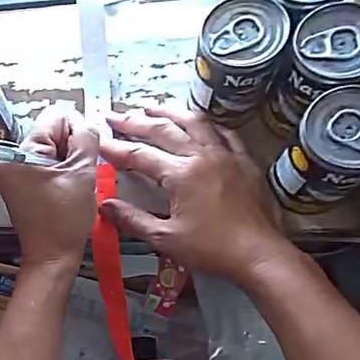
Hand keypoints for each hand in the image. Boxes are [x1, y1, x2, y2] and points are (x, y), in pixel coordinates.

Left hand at [0, 106, 99, 269]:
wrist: (51, 257)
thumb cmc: (65, 220)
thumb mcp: (83, 173)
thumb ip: (86, 138)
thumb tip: (84, 121)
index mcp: (21, 153)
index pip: (55, 117)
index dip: (76, 131)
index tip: (83, 156)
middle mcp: (11, 159)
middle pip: (51, 133)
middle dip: (71, 149)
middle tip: (78, 175)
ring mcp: (14, 173)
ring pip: (51, 150)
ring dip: (68, 162)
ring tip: (72, 186)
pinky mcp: (20, 185)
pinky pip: (45, 166)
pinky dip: (60, 173)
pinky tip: (66, 191)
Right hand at [98, 105, 297, 285]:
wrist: (259, 254)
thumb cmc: (212, 249)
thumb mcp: (166, 238)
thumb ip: (133, 220)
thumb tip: (105, 207)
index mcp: (181, 174)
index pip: (140, 155)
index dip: (116, 148)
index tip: (99, 141)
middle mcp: (203, 156)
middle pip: (164, 129)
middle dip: (135, 121)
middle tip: (116, 115)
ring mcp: (226, 155)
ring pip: (194, 122)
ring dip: (169, 111)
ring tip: (151, 105)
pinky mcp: (244, 162)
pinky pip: (223, 133)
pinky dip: (206, 123)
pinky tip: (198, 122)